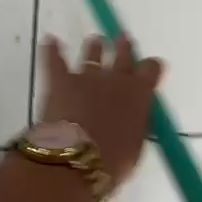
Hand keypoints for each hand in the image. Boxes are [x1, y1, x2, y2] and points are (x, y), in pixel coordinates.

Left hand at [37, 36, 162, 181]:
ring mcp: (87, 76)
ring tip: (94, 41)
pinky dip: (51, 49)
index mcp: (139, 93)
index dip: (150, 68)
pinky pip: (54, 59)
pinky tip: (49, 40)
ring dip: (95, 46)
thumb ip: (136, 124)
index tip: (148, 69)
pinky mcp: (60, 80)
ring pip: (93, 52)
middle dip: (124, 47)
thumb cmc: (112, 161)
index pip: (151, 68)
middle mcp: (116, 78)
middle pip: (123, 54)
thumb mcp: (136, 146)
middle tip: (122, 40)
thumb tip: (134, 118)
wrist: (73, 160)